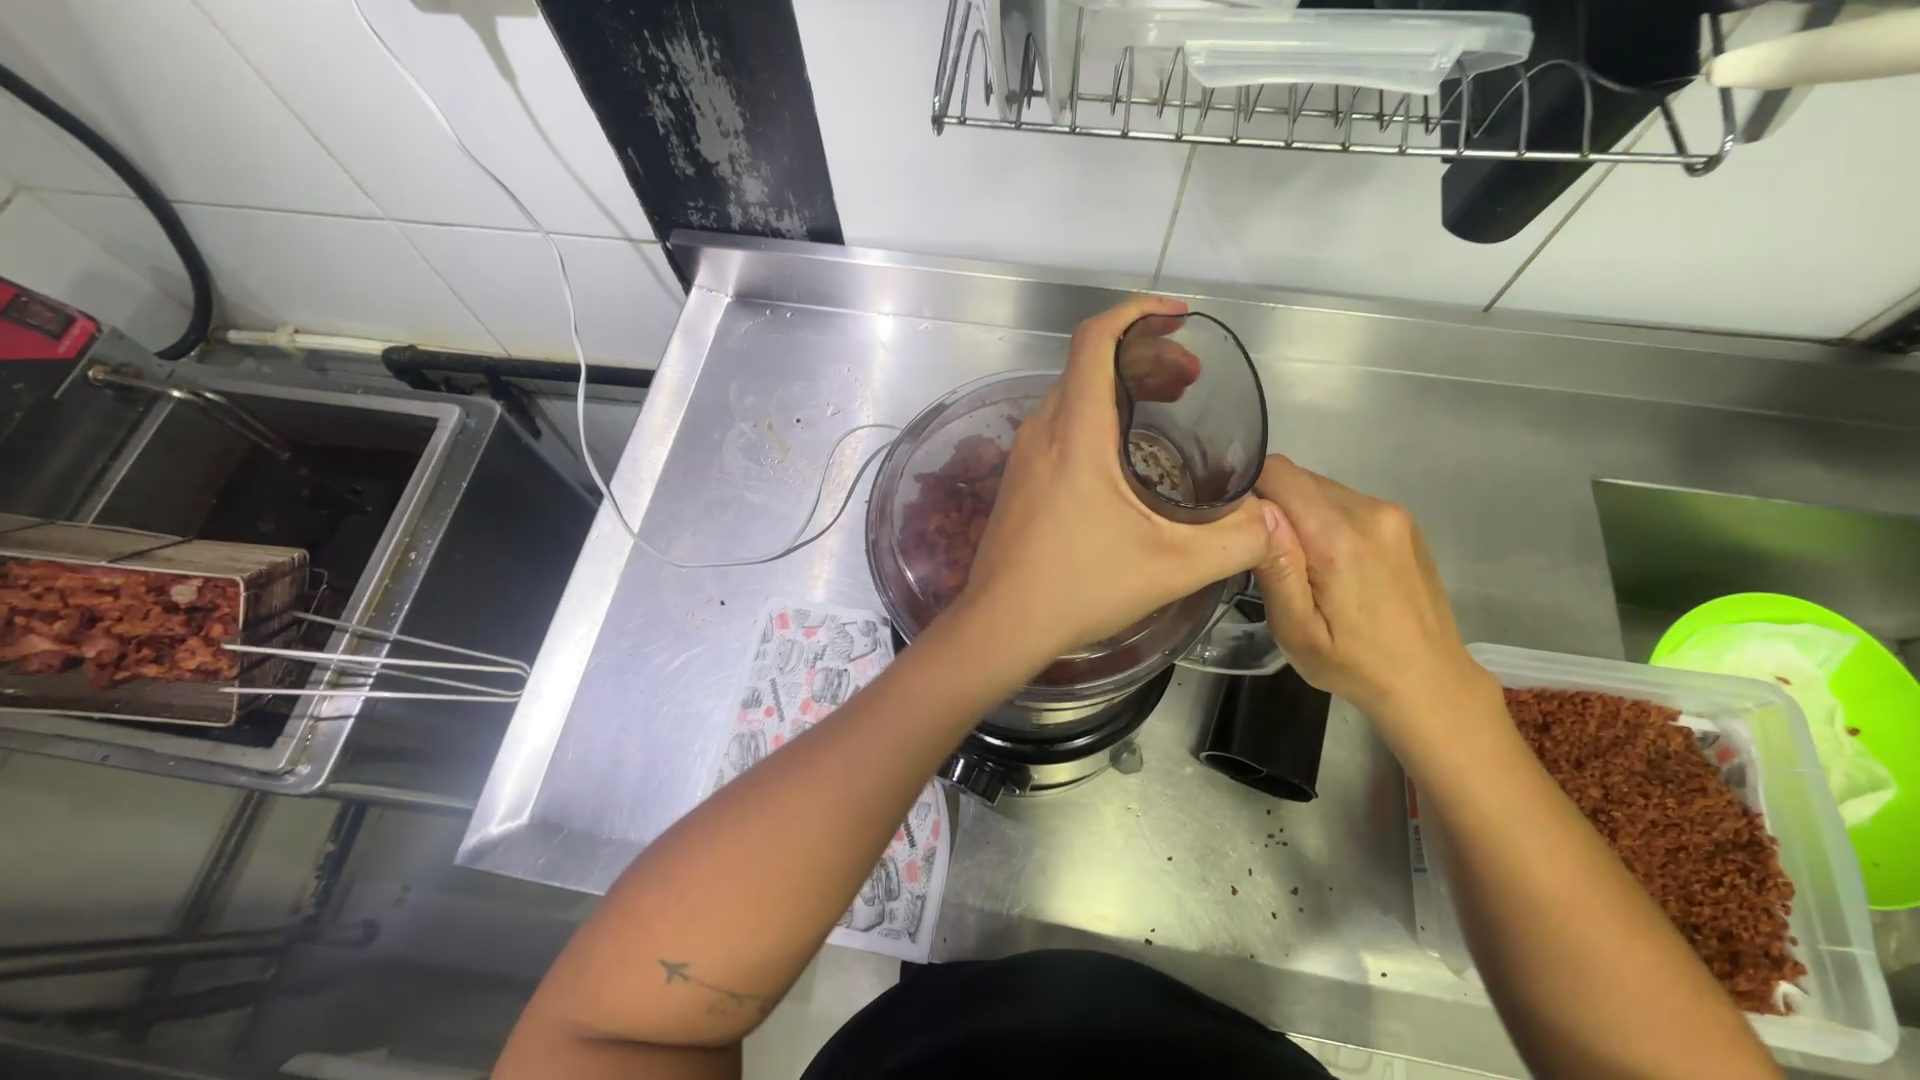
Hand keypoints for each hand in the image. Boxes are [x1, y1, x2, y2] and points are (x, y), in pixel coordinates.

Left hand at [954, 297, 1283, 665]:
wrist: (1001, 624)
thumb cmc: (1080, 587)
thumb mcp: (1173, 566)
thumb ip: (1237, 540)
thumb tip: (1274, 518)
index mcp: (1076, 431)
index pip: (1097, 337)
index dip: (1139, 312)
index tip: (1181, 316)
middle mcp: (1044, 429)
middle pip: (1090, 361)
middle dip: (1146, 352)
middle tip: (1192, 377)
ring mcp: (1026, 453)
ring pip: (1075, 392)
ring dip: (1123, 384)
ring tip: (1171, 402)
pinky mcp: (1021, 478)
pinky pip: (1063, 423)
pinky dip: (1101, 413)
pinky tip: (1129, 452)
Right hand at [1252, 455, 1495, 727]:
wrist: (1429, 681)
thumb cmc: (1353, 665)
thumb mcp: (1297, 630)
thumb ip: (1277, 567)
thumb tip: (1259, 511)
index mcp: (1338, 538)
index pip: (1278, 473)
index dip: (1249, 491)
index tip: (1237, 526)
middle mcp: (1369, 511)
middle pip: (1299, 478)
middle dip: (1273, 506)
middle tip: (1265, 556)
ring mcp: (1392, 513)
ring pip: (1322, 489)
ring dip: (1300, 515)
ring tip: (1299, 564)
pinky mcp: (1403, 522)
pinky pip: (1346, 502)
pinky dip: (1326, 521)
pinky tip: (1329, 563)